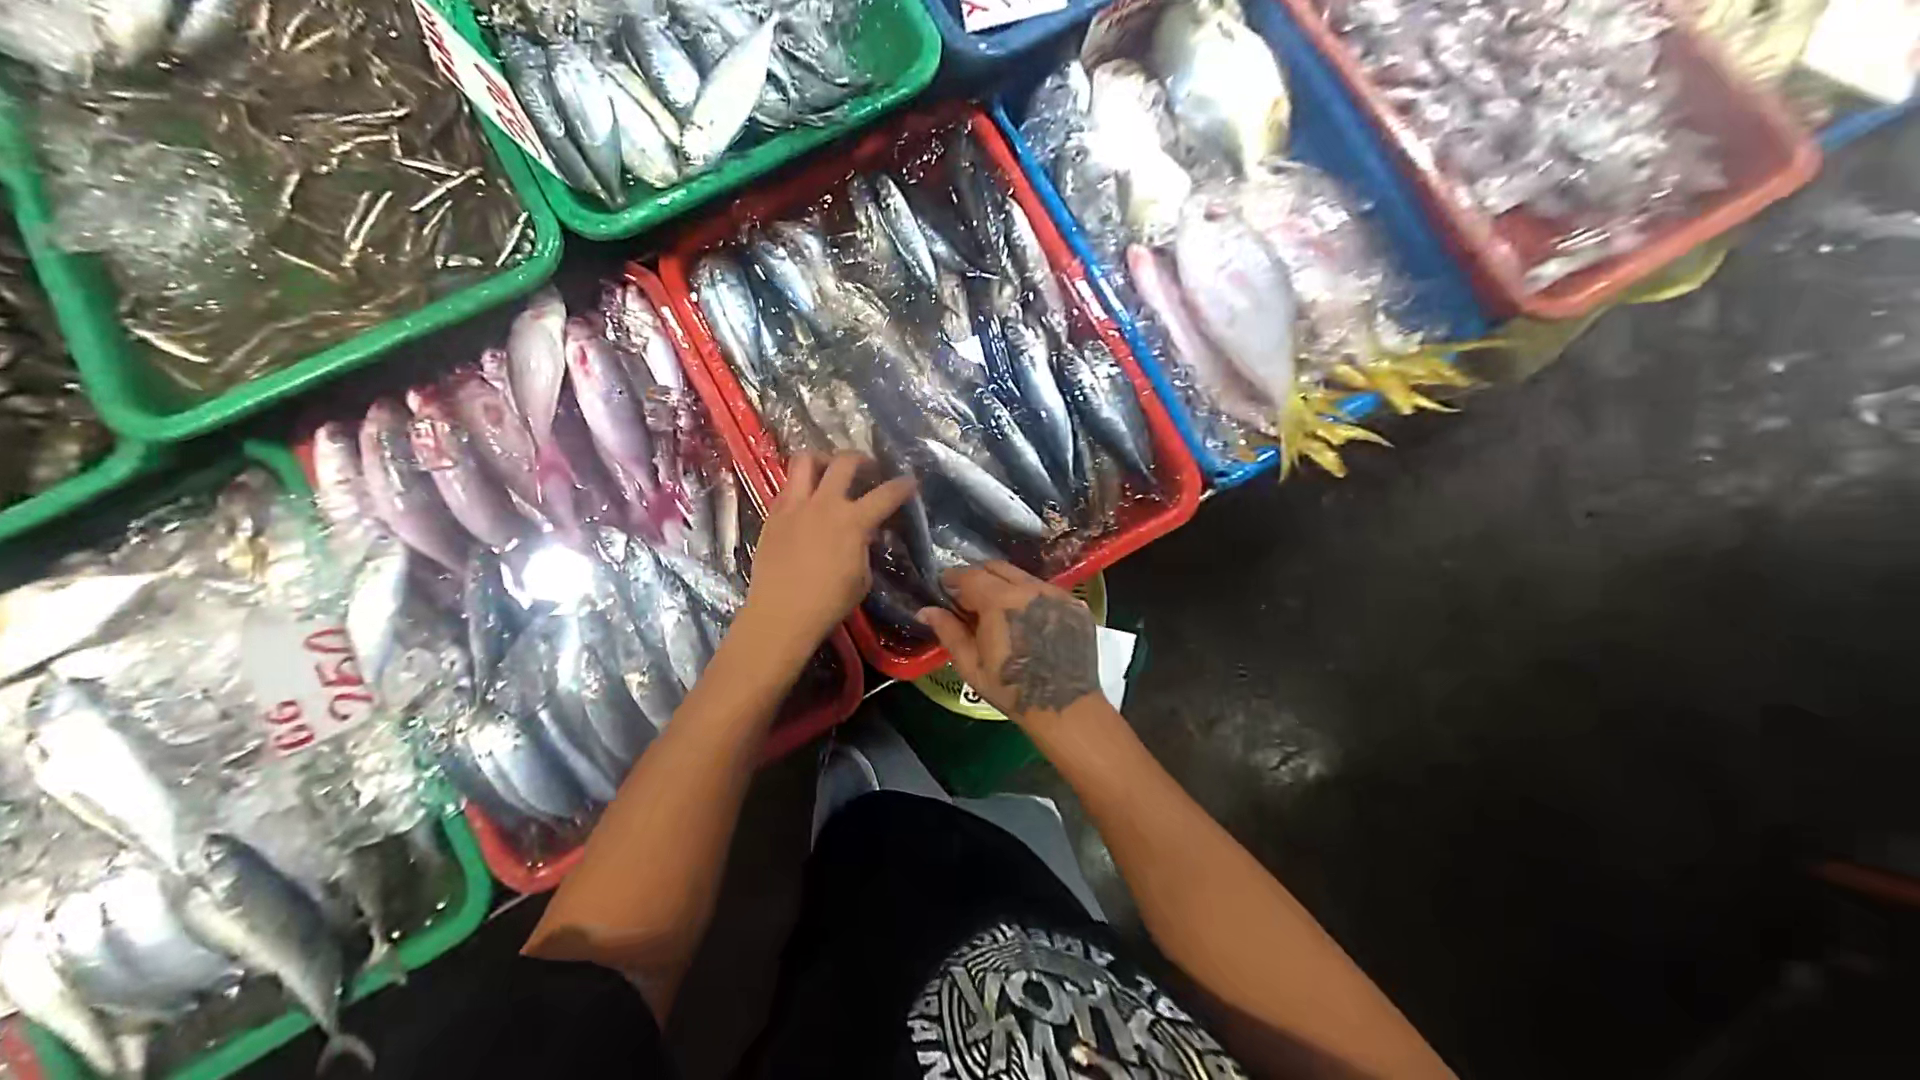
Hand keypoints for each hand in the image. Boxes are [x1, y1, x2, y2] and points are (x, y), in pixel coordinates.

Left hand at [744, 453, 915, 649]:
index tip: (911, 481)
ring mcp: (795, 505)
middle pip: (844, 462)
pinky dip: (801, 485)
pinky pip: (788, 486)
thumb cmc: (829, 602)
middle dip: (861, 459)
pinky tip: (807, 501)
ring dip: (823, 460)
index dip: (903, 486)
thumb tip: (865, 534)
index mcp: (852, 521)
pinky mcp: (773, 514)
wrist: (781, 613)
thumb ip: (865, 548)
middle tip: (866, 469)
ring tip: (829, 472)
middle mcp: (824, 504)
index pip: (886, 494)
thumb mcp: (862, 577)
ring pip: (805, 460)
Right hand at [918, 562, 1099, 723]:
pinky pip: (1046, 591)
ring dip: (1006, 587)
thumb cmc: (1011, 689)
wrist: (1065, 708)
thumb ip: (948, 632)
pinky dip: (1031, 598)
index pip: (970, 575)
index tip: (945, 589)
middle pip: (998, 568)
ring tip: (998, 612)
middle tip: (969, 600)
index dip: (953, 579)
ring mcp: (1057, 595)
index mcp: (1001, 601)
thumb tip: (926, 611)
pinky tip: (1027, 622)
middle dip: (979, 578)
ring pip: (1024, 577)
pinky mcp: (1075, 605)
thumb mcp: (971, 665)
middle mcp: (1031, 589)